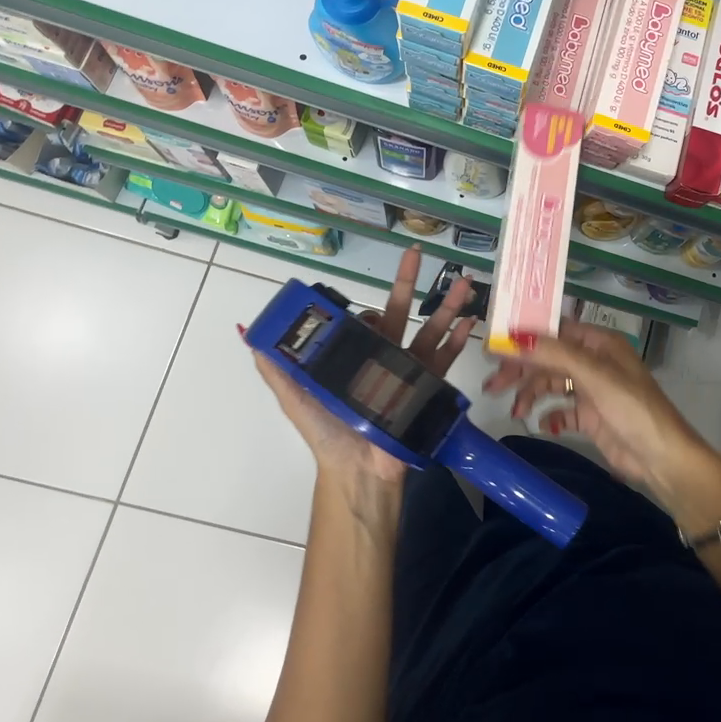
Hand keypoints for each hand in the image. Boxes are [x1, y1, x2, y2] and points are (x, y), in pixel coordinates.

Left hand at [243, 247, 479, 501]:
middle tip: (417, 251)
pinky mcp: (428, 387)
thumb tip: (250, 333)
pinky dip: (458, 340)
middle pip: (400, 311)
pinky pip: (445, 359)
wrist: (357, 470)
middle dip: (409, 281)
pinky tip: (469, 322)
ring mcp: (409, 370)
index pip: (365, 319)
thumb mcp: (295, 397)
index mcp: (356, 354)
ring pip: (430, 329)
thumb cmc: (327, 433)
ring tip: (463, 282)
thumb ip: (277, 367)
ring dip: (447, 306)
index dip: (368, 304)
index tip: (361, 302)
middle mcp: (384, 356)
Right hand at [483, 323, 720, 529]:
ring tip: (517, 411)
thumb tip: (513, 337)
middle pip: (549, 359)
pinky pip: (562, 411)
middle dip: (522, 370)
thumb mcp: (594, 376)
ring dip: (532, 395)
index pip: (556, 331)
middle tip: (493, 385)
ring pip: (552, 385)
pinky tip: (544, 425)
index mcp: (601, 344)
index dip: (526, 337)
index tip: (495, 347)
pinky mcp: (592, 417)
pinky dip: (550, 416)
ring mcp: (593, 391)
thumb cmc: (632, 409)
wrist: (661, 458)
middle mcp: (595, 362)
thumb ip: (554, 354)